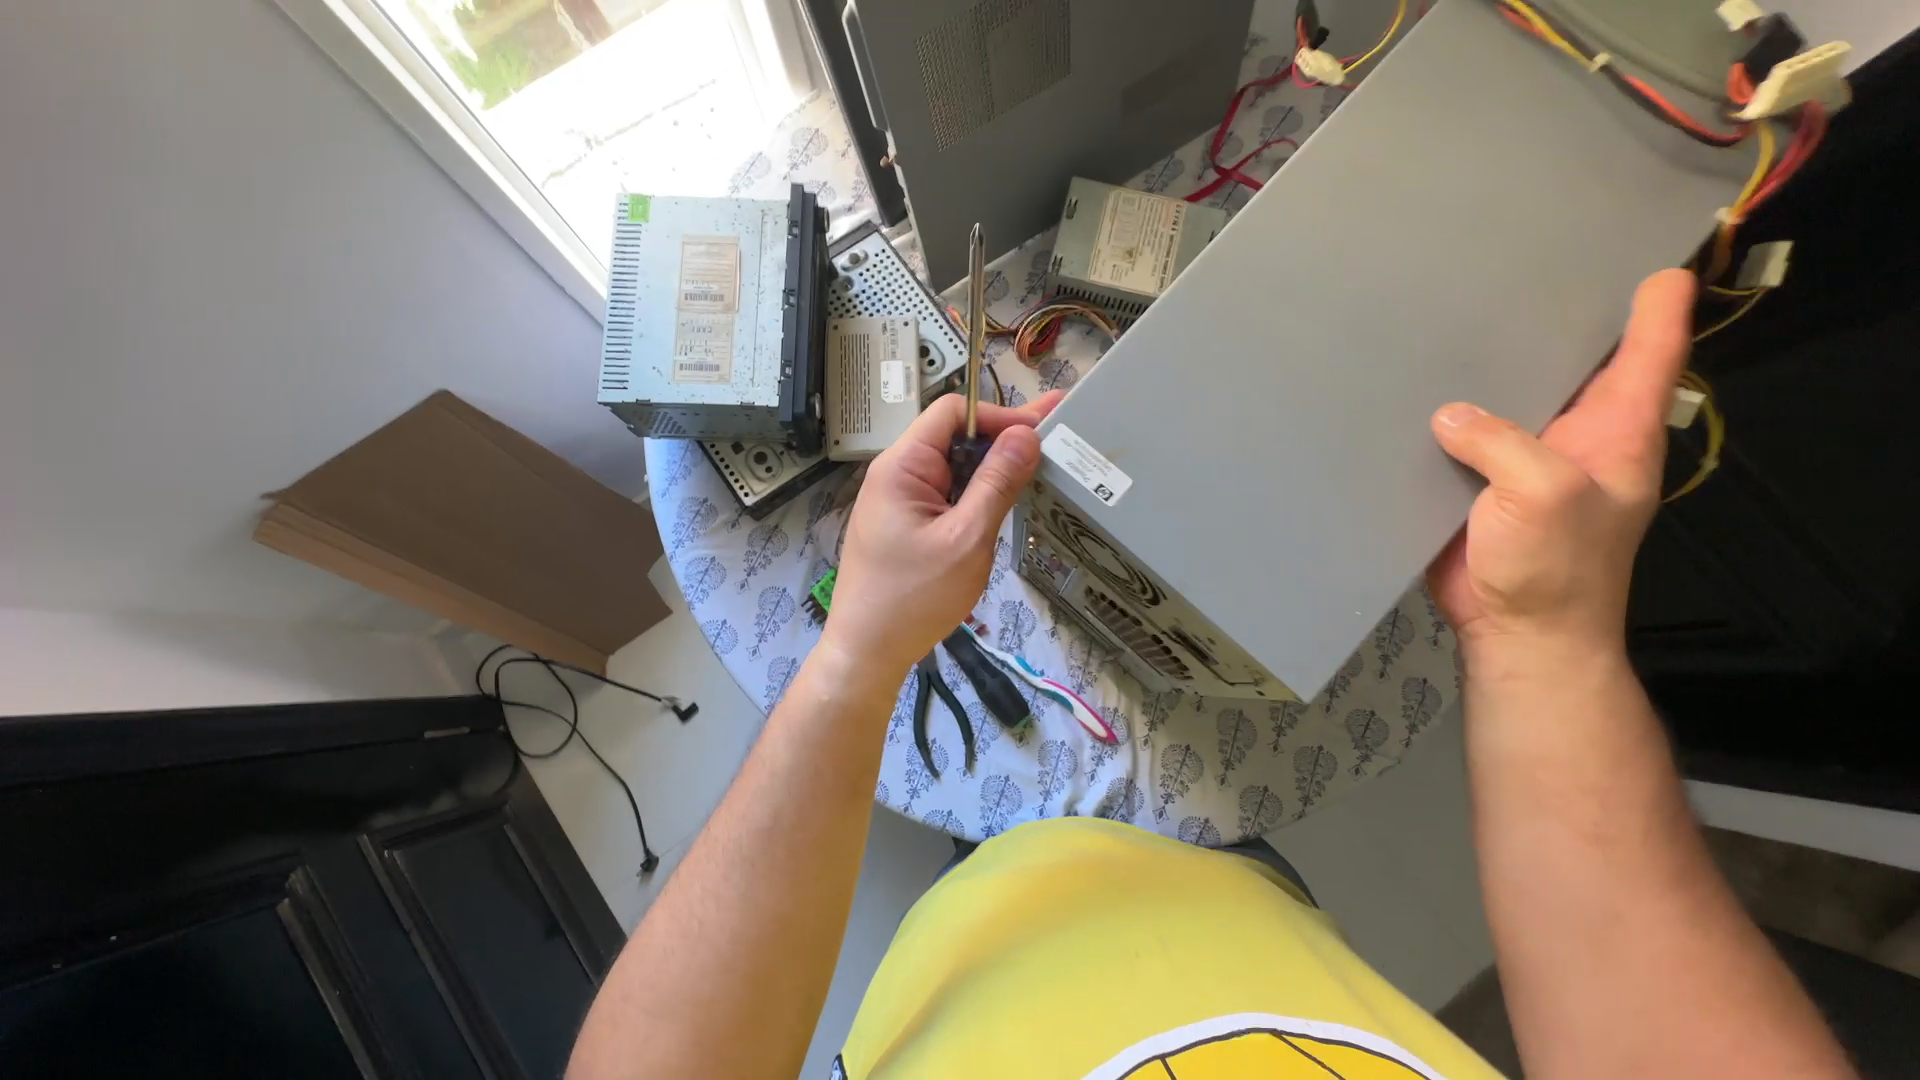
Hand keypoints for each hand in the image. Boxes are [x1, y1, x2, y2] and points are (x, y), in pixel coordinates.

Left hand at [822, 389, 1065, 676]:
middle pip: (953, 438)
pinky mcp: (906, 525)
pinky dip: (977, 495)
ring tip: (1039, 470)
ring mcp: (900, 501)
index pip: (952, 413)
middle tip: (1055, 439)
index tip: (1040, 432)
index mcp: (901, 467)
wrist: (868, 651)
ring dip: (992, 470)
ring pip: (953, 469)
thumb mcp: (966, 540)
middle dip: (1002, 439)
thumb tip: (1025, 437)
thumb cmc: (913, 599)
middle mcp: (897, 475)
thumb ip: (997, 485)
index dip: (998, 416)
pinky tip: (1006, 501)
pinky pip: (947, 496)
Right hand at [1427, 269, 1693, 661]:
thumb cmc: (1556, 564)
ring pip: (1500, 407)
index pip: (1646, 359)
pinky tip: (1408, 397)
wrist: (1517, 630)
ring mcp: (1517, 466)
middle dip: (1552, 328)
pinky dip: (1435, 424)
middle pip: (1567, 372)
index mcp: (1614, 433)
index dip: (1655, 313)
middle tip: (1521, 277)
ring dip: (1480, 377)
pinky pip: (1455, 446)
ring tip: (1451, 326)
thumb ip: (1501, 443)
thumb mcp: (1545, 491)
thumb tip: (1448, 417)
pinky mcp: (1472, 490)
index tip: (1657, 269)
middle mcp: (1569, 441)